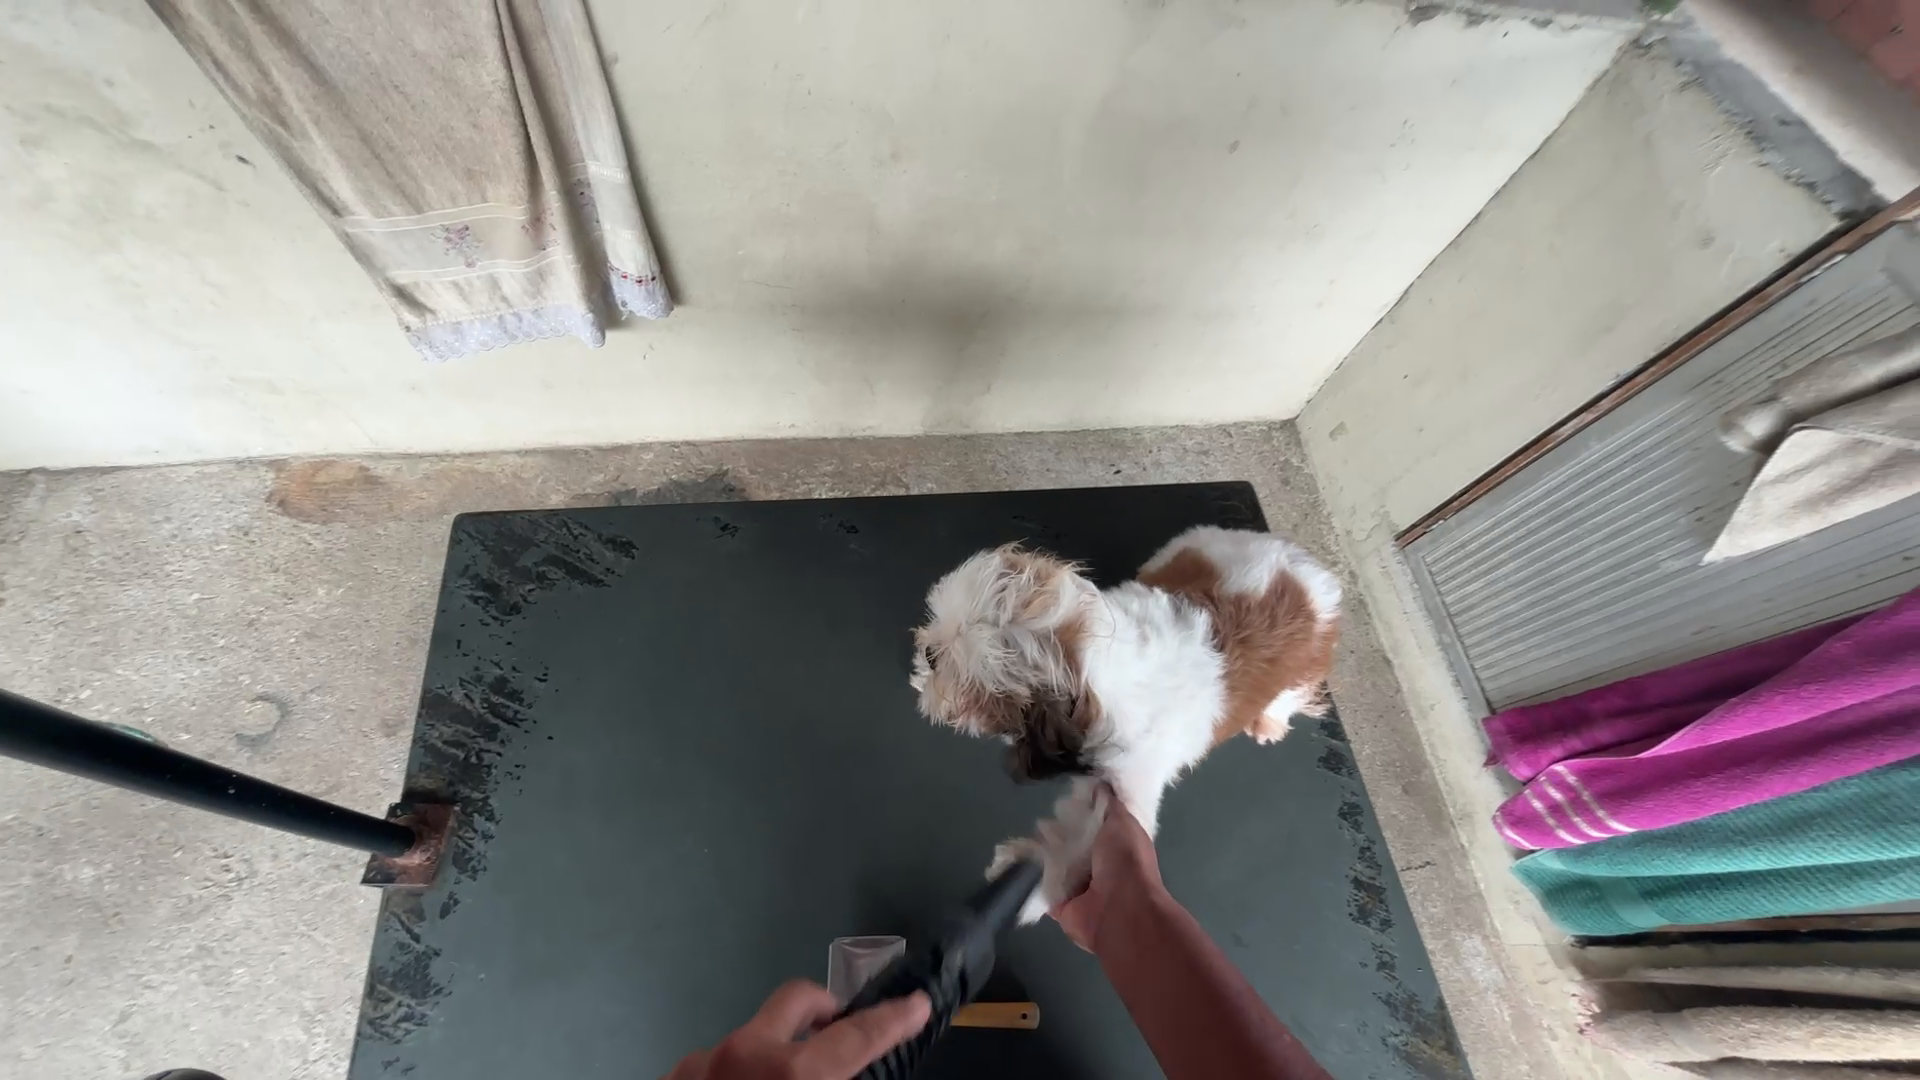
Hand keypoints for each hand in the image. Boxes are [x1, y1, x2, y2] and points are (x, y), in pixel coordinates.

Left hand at [665, 980, 929, 1079]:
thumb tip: (845, 1068)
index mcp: (792, 1077)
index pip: (858, 1036)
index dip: (893, 1019)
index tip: (918, 1003)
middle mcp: (747, 1054)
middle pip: (799, 998)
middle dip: (824, 1008)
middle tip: (837, 1030)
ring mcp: (701, 1063)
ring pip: (750, 1037)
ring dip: (770, 1054)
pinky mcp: (668, 1079)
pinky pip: (711, 1066)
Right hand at [1050, 787, 1164, 953]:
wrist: (1119, 911)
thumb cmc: (1125, 861)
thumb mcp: (1122, 821)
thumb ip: (1108, 802)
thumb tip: (1098, 783)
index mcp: (1117, 845)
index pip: (1095, 823)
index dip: (1082, 810)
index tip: (1068, 796)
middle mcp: (1099, 865)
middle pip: (1073, 841)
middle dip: (1059, 828)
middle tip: (1047, 818)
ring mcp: (1080, 886)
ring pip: (1057, 860)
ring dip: (1046, 848)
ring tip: (1037, 834)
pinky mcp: (1060, 902)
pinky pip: (1044, 883)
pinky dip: (1035, 871)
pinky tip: (1026, 854)